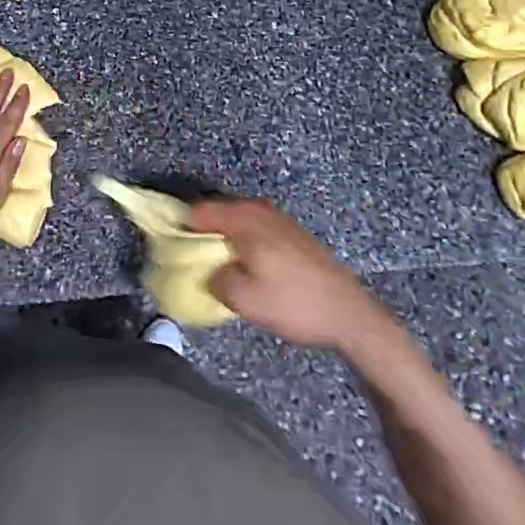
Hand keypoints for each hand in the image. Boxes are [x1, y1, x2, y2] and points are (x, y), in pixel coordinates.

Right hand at [189, 198, 394, 348]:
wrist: (351, 315)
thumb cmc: (294, 303)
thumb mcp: (243, 299)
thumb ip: (213, 280)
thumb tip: (206, 272)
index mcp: (244, 219)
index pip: (198, 210)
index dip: (181, 228)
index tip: (173, 250)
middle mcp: (259, 209)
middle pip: (217, 211)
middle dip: (201, 232)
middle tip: (193, 260)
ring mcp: (279, 218)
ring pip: (236, 220)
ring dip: (223, 238)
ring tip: (218, 266)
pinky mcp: (292, 233)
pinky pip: (254, 228)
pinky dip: (242, 241)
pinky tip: (246, 266)